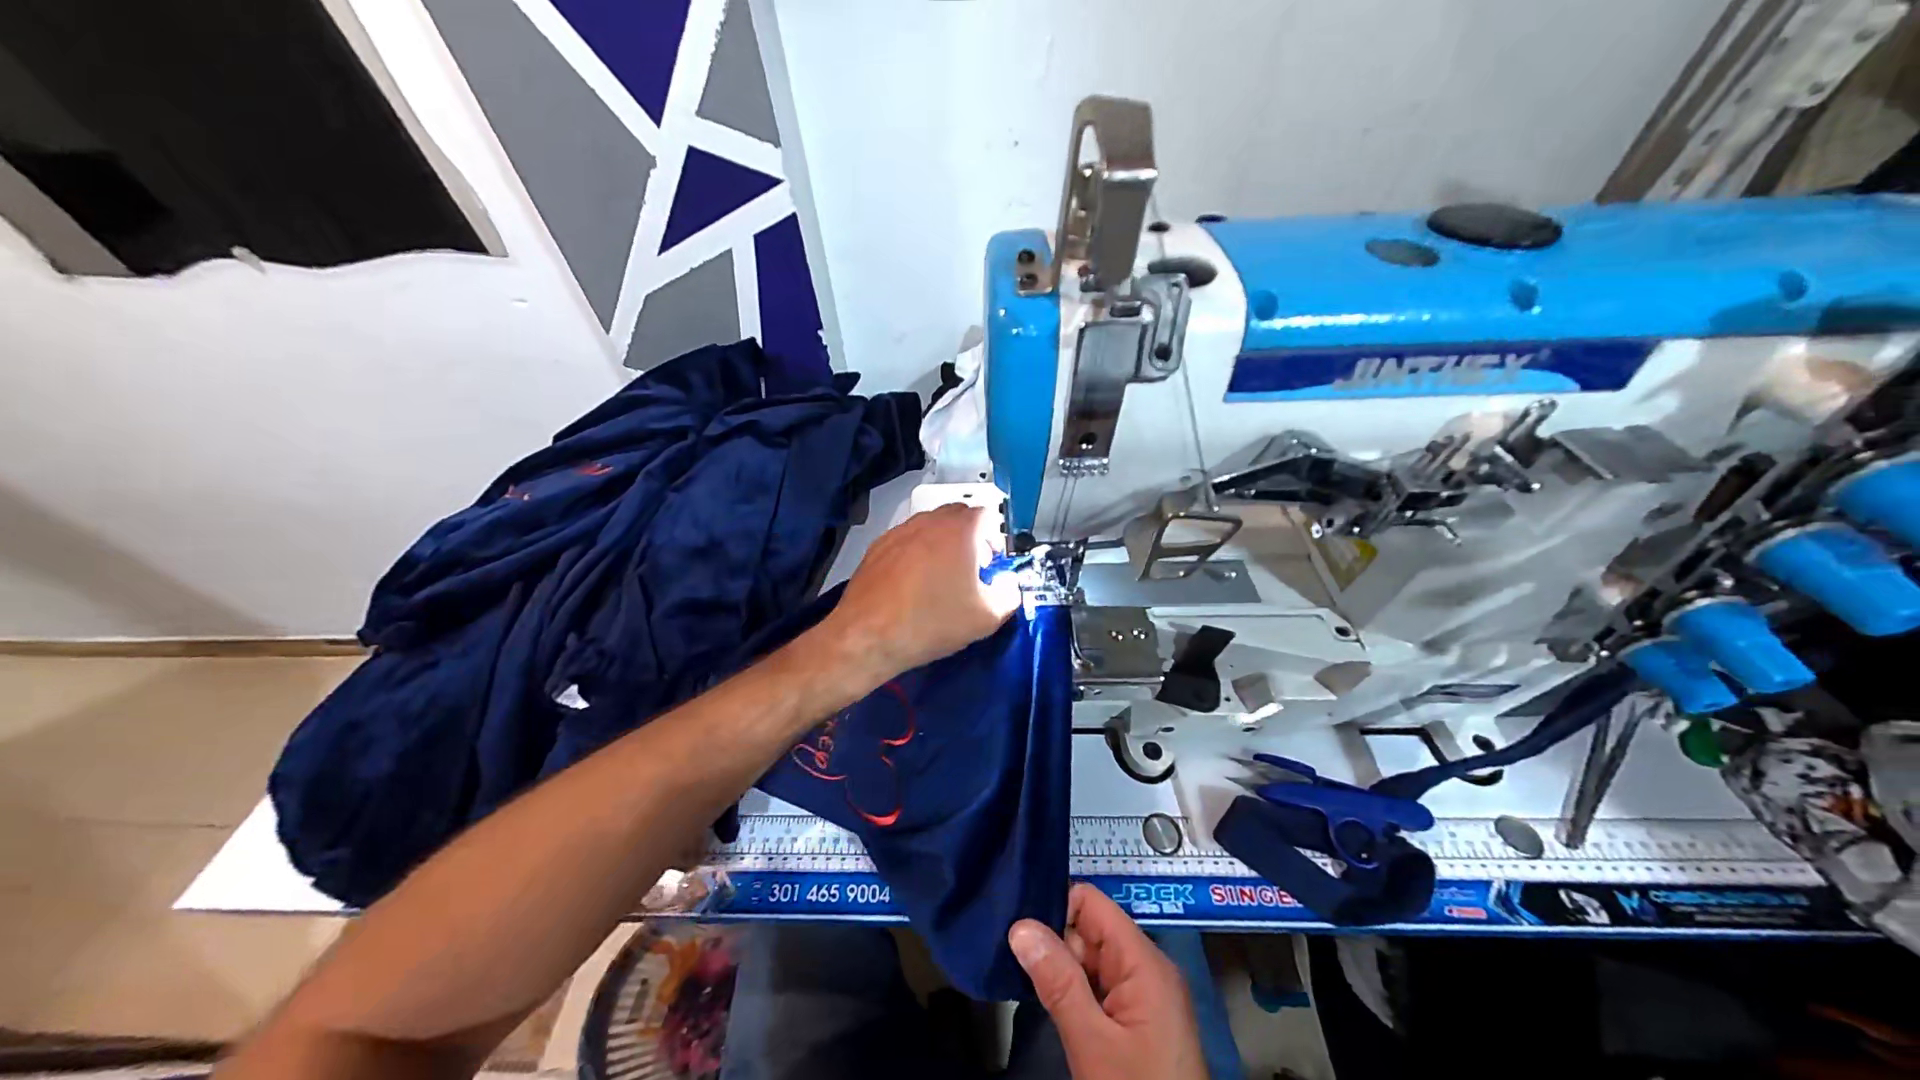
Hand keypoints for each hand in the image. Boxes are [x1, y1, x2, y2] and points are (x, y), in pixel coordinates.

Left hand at [819, 503, 1020, 688]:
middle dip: (970, 538)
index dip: (995, 540)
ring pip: (930, 528)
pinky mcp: (877, 547)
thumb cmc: (931, 621)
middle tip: (971, 571)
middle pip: (958, 516)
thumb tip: (1008, 585)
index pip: (988, 515)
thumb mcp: (986, 617)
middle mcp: (929, 521)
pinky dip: (916, 555)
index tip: (992, 565)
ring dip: (942, 546)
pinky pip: (906, 542)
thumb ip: (1008, 594)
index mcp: (960, 530)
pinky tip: (913, 586)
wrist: (868, 636)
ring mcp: (899, 532)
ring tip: (941, 582)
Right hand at [1009, 883, 1206, 1079]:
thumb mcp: (1092, 1042)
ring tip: (1019, 975)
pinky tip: (1047, 1000)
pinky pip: (1099, 987)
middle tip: (1009, 956)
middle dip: (1052, 940)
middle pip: (1090, 929)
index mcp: (1143, 961)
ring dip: (1060, 968)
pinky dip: (1073, 990)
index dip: (1054, 908)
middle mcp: (1146, 968)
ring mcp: (1144, 996)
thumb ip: (1058, 982)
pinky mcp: (1138, 1021)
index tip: (1018, 929)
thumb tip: (1020, 926)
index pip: (1092, 903)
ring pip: (1091, 960)